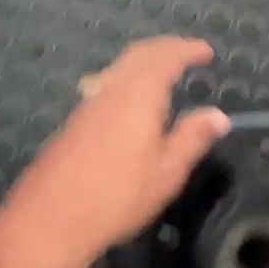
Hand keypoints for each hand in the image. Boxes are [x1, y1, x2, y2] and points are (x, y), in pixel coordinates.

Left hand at [0, 37, 229, 267]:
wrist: (49, 219)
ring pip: (120, 67)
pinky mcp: (76, 121)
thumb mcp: (167, 172)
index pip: (167, 56)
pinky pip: (107, 84)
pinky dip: (129, 78)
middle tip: (187, 54)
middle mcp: (112, 88)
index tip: (206, 51)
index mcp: (139, 93)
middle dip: (166, 48)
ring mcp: (89, 103)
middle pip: (140, 53)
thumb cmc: (117, 196)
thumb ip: (193, 138)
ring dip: (146, 61)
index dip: (188, 49)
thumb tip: (219, 115)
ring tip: (165, 74)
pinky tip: (133, 103)